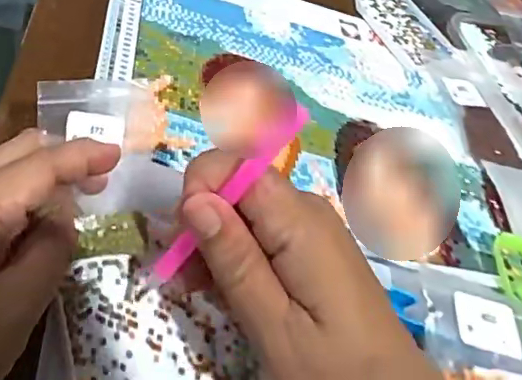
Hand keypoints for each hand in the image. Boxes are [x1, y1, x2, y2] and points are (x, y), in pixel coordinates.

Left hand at [0, 130, 120, 379]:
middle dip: (65, 155)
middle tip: (105, 177)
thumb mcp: (10, 311)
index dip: (82, 155)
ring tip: (82, 195)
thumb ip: (48, 255)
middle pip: (22, 150)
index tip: (120, 153)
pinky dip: (26, 194)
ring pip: (8, 167)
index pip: (42, 163)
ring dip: (46, 174)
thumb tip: (65, 220)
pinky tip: (42, 219)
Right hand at [174, 150, 435, 379]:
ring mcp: (311, 226)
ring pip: (244, 209)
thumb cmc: (337, 373)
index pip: (234, 162)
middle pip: (235, 185)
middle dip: (201, 220)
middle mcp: (305, 207)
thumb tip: (192, 198)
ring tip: (199, 291)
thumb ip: (234, 260)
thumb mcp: (276, 329)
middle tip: (183, 278)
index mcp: (298, 218)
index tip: (183, 238)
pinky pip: (262, 230)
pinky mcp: (312, 247)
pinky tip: (228, 290)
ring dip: (214, 241)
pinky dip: (237, 252)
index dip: (199, 186)